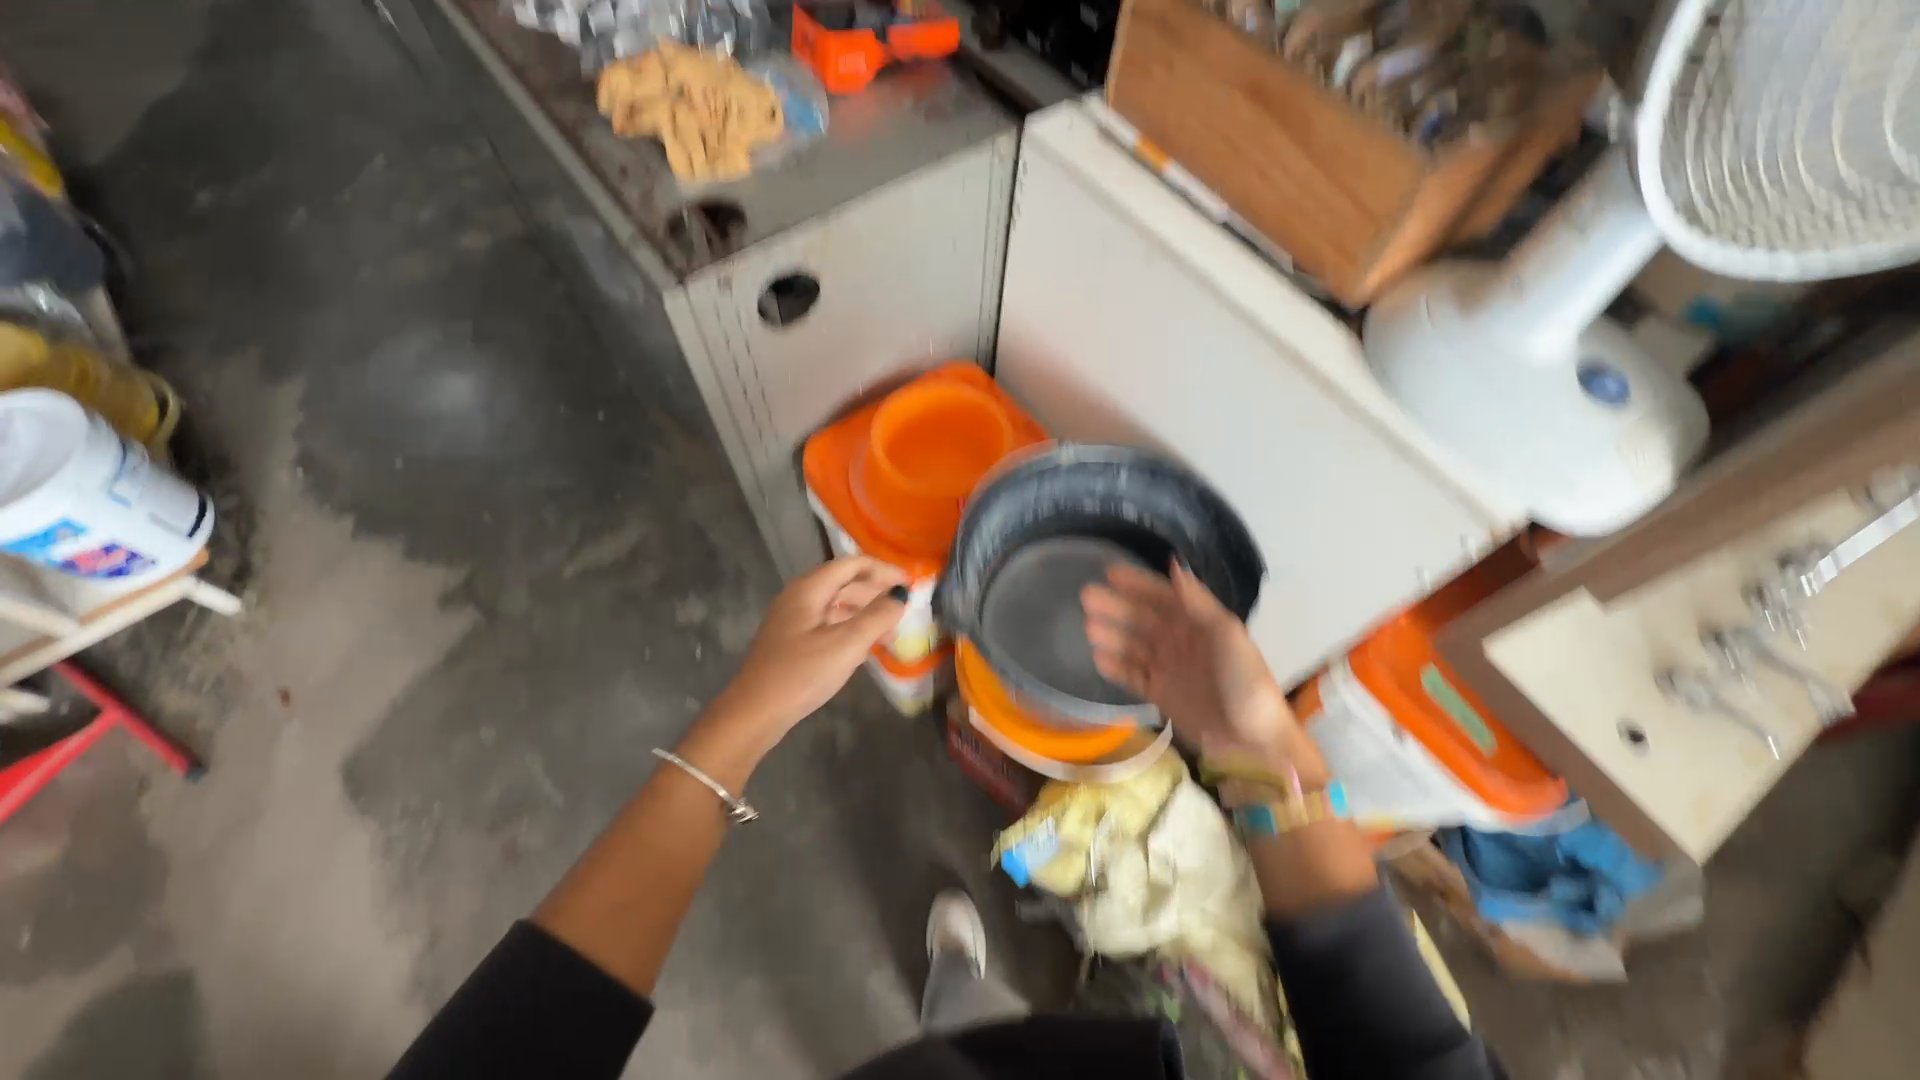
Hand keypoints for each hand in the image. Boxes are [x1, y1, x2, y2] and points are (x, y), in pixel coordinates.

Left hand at [704, 556, 907, 743]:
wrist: (756, 712)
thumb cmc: (802, 673)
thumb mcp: (846, 644)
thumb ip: (877, 617)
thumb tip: (900, 595)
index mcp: (810, 589)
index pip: (852, 564)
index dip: (884, 569)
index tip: (911, 583)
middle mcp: (800, 596)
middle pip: (844, 581)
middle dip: (876, 590)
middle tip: (905, 605)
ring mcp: (794, 619)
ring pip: (836, 604)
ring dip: (865, 610)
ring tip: (892, 626)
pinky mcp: (793, 641)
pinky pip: (828, 623)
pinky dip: (851, 627)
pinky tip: (867, 644)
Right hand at [1082, 561, 1326, 784]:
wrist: (1253, 740)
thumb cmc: (1245, 682)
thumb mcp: (1227, 635)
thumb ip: (1198, 602)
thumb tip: (1173, 565)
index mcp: (1199, 624)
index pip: (1163, 597)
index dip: (1137, 584)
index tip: (1109, 572)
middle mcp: (1181, 642)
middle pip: (1142, 619)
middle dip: (1115, 607)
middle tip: (1086, 597)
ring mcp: (1169, 669)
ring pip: (1133, 646)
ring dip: (1111, 635)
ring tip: (1088, 628)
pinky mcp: (1161, 695)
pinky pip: (1132, 676)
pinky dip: (1115, 667)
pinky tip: (1097, 659)